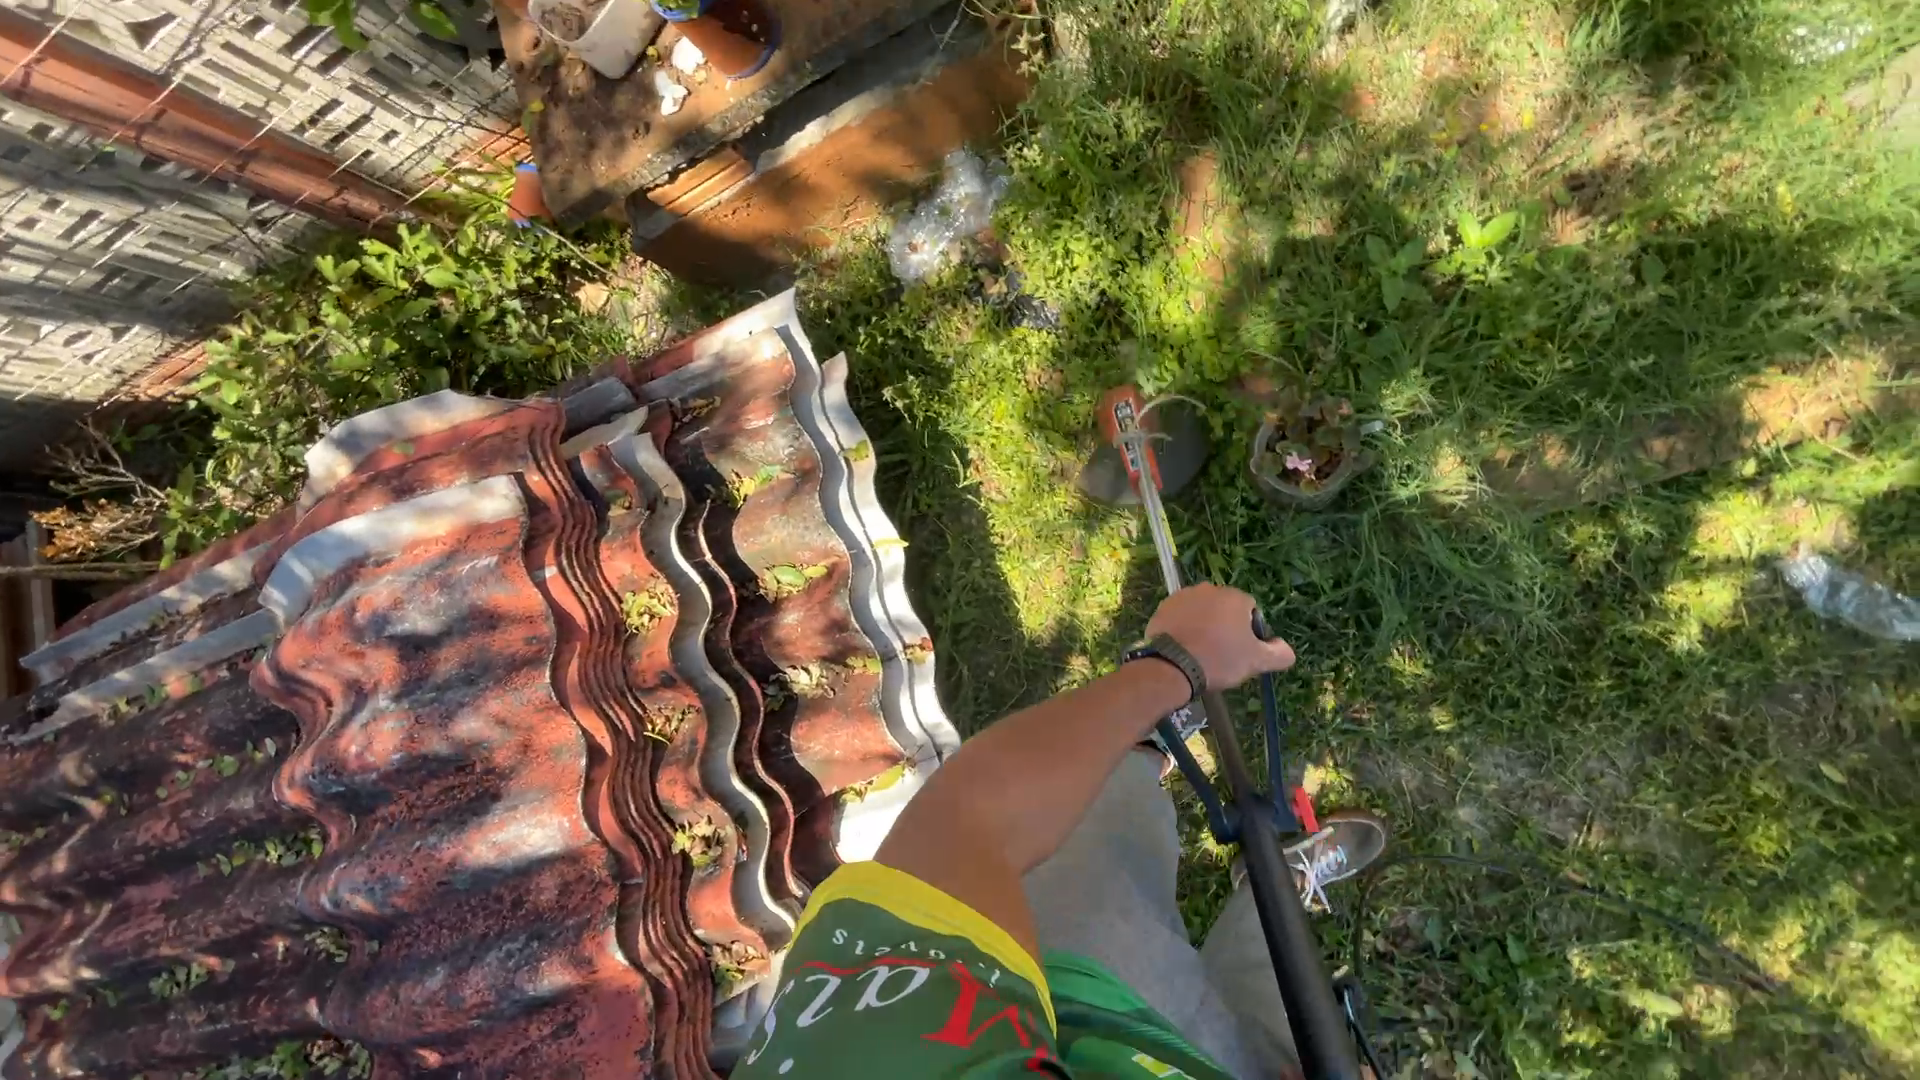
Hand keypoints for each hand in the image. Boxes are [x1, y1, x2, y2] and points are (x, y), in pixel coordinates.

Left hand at [1145, 584, 1295, 689]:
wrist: (1172, 665)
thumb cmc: (1219, 660)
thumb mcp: (1257, 661)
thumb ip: (1280, 653)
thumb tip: (1284, 647)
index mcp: (1235, 597)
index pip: (1250, 611)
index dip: (1249, 632)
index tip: (1241, 650)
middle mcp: (1209, 589)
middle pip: (1224, 608)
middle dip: (1225, 625)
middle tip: (1221, 652)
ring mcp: (1183, 595)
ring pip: (1202, 610)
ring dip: (1204, 624)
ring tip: (1200, 649)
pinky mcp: (1163, 606)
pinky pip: (1181, 615)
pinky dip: (1184, 626)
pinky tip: (1183, 645)